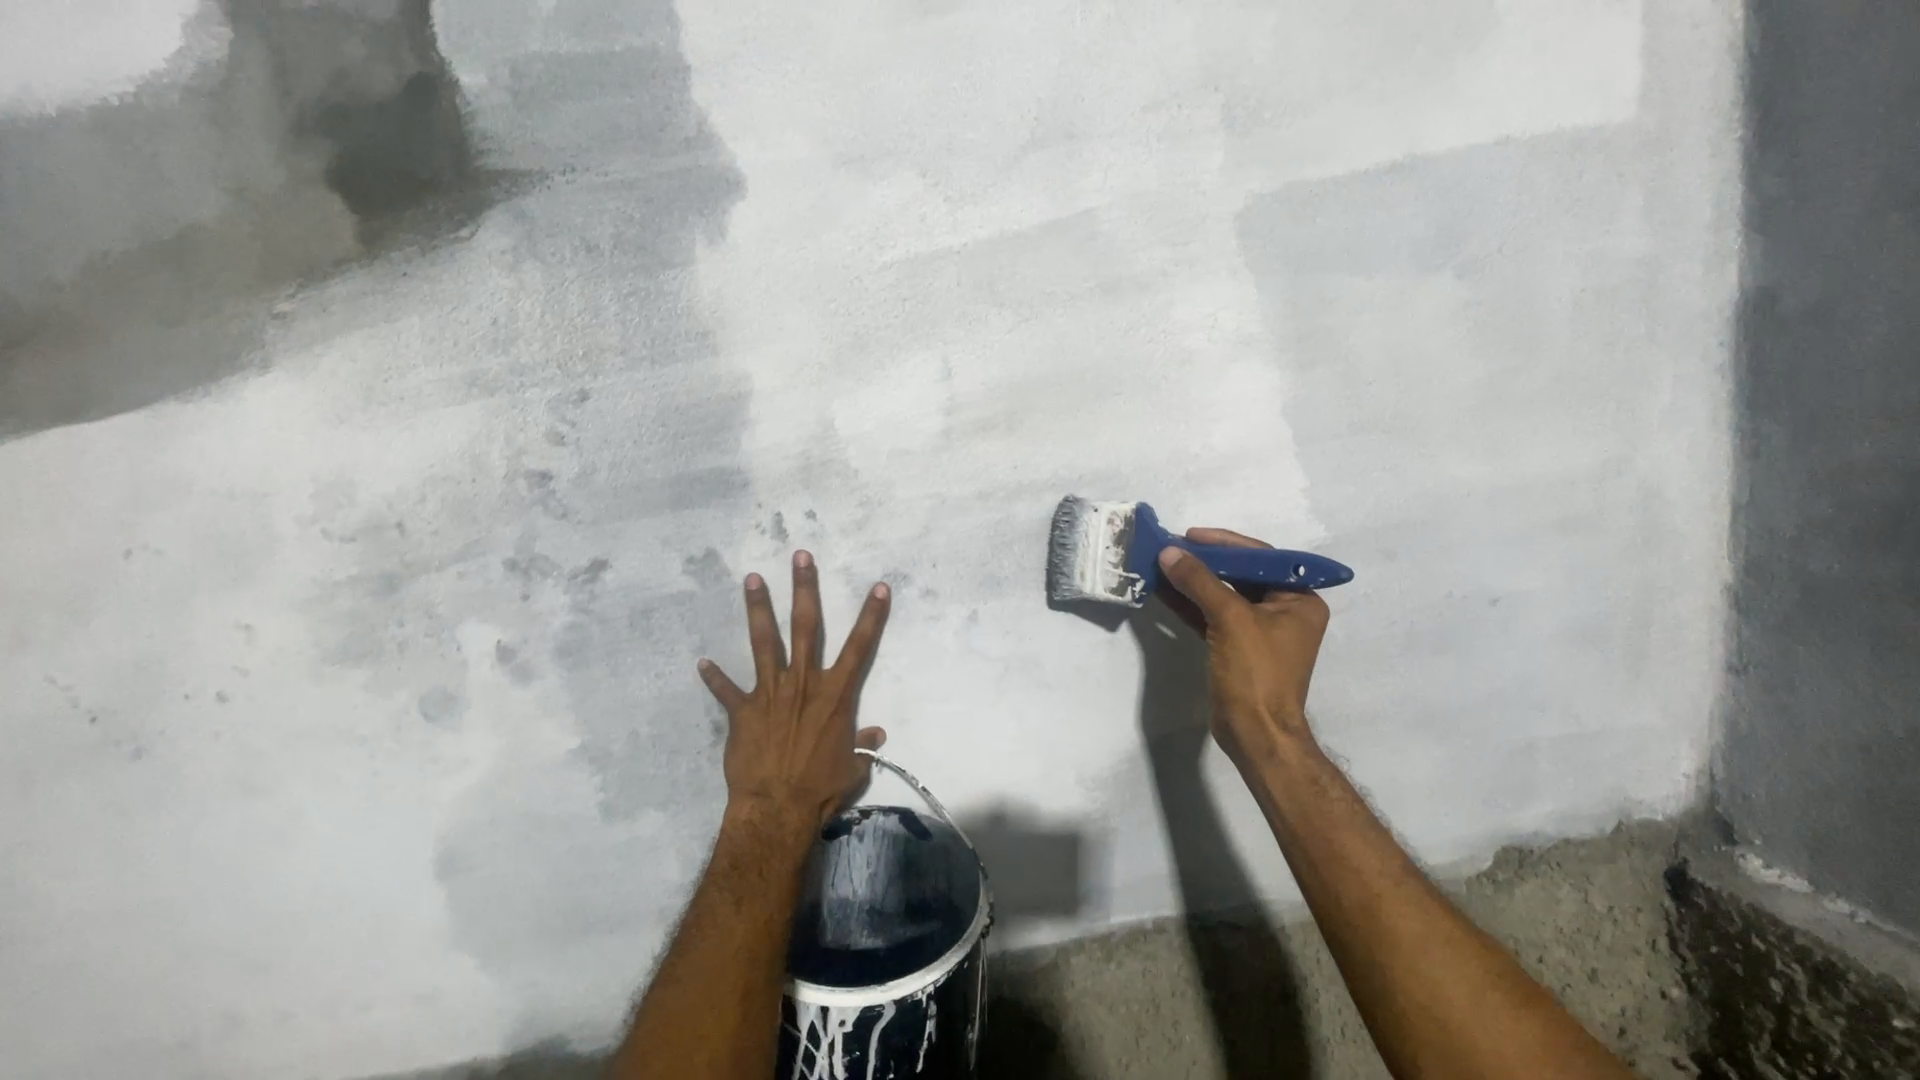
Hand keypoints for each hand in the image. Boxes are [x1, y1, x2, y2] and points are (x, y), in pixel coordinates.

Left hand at [698, 551, 890, 831]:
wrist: (776, 807)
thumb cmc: (822, 788)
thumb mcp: (853, 768)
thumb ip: (863, 746)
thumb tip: (876, 736)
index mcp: (835, 695)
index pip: (859, 647)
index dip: (871, 616)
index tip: (878, 587)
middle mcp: (803, 684)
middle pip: (807, 626)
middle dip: (805, 589)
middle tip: (800, 556)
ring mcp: (770, 693)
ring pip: (764, 641)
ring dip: (758, 609)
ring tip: (752, 578)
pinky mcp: (743, 711)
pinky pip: (726, 691)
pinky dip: (715, 678)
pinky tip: (702, 663)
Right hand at [1155, 528, 1329, 766]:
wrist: (1255, 732)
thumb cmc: (1256, 672)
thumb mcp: (1230, 618)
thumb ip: (1199, 581)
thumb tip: (1169, 552)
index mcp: (1299, 599)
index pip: (1262, 557)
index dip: (1225, 543)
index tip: (1190, 535)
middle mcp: (1284, 612)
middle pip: (1241, 575)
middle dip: (1205, 562)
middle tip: (1172, 548)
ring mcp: (1260, 632)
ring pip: (1223, 596)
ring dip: (1193, 582)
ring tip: (1162, 564)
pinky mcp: (1237, 649)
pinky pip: (1212, 617)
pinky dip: (1190, 604)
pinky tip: (1164, 591)